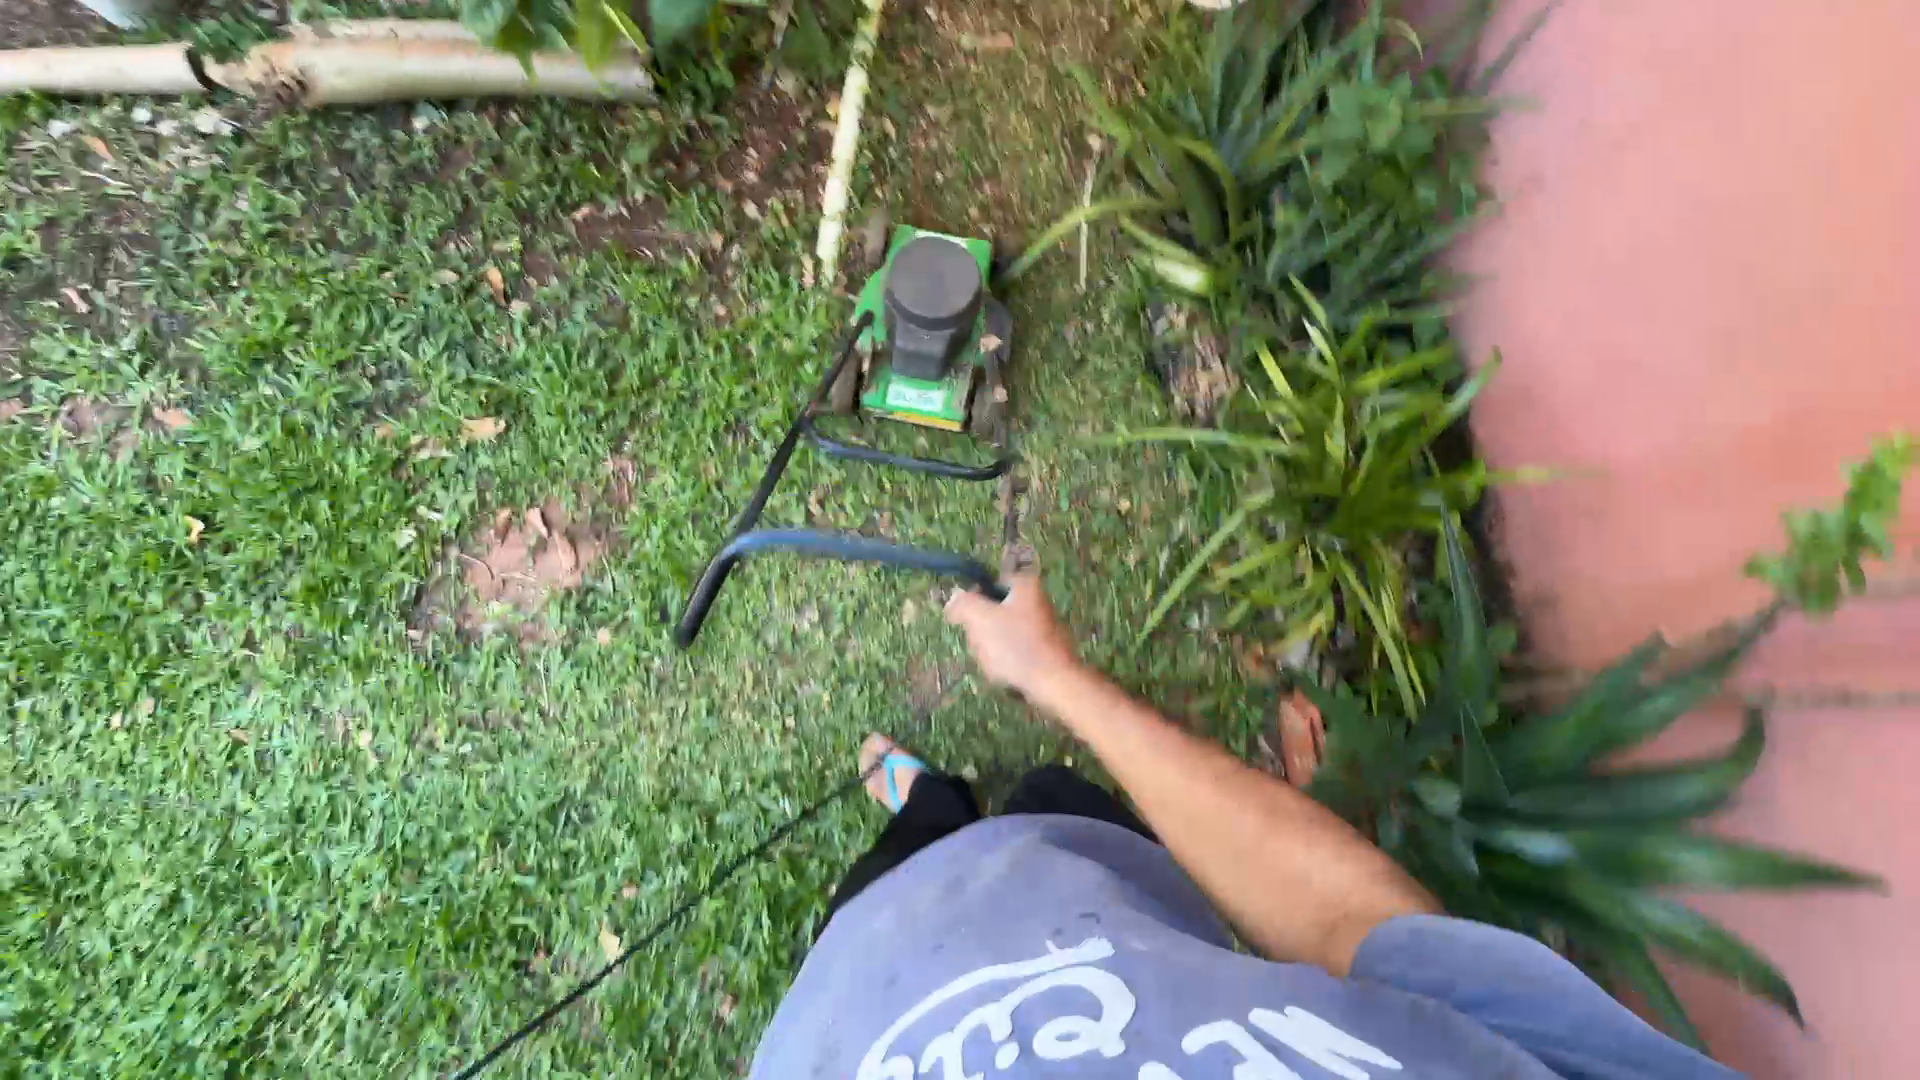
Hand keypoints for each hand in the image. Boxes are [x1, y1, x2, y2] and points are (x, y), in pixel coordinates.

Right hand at [944, 572, 1080, 696]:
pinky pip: (1014, 652)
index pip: (987, 583)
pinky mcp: (1042, 650)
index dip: (973, 600)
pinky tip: (1007, 674)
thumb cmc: (1017, 646)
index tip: (968, 620)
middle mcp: (1035, 601)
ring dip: (990, 651)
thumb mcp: (981, 619)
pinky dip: (1006, 663)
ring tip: (997, 664)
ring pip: (1000, 635)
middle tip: (983, 645)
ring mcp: (1041, 627)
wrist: (1055, 683)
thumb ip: (963, 603)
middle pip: (992, 611)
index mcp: (1024, 585)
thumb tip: (954, 597)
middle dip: (981, 631)